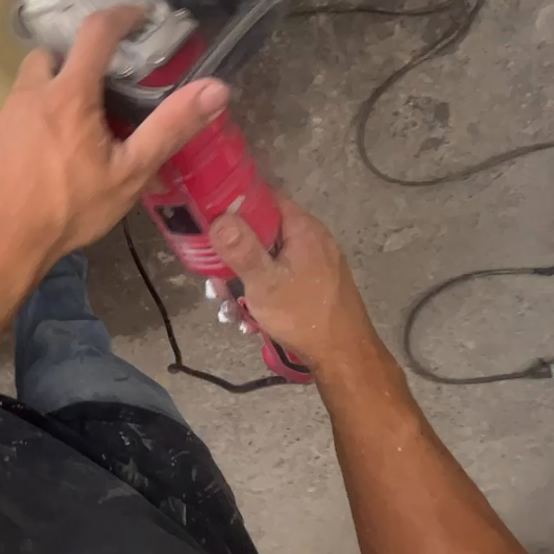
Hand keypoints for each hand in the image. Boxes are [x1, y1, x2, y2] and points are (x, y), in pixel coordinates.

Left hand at [0, 6, 230, 277]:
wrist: (2, 241)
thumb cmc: (68, 209)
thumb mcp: (128, 173)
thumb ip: (170, 127)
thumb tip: (216, 89)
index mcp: (69, 95)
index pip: (96, 32)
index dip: (121, 16)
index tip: (138, 17)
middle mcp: (30, 95)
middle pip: (53, 55)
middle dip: (76, 61)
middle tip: (100, 89)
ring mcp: (3, 116)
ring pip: (29, 85)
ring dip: (52, 91)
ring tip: (75, 127)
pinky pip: (14, 114)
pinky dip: (33, 120)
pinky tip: (46, 155)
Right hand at [209, 197, 385, 376]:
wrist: (343, 355)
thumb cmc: (303, 316)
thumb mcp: (265, 283)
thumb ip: (241, 250)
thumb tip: (219, 218)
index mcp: (303, 229)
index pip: (266, 197)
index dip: (236, 204)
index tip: (210, 219)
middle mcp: (313, 239)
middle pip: (264, 230)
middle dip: (236, 252)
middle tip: (216, 277)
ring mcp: (316, 261)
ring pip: (270, 257)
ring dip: (246, 277)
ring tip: (231, 304)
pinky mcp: (316, 282)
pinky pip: (281, 274)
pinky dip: (263, 288)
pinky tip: (251, 313)